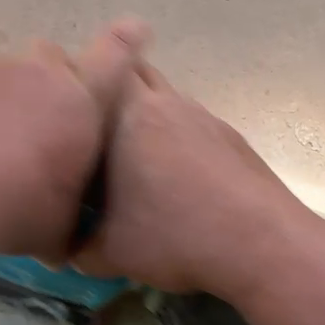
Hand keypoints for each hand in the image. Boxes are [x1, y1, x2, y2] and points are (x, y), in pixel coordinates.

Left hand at [0, 20, 148, 256]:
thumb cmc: (12, 210)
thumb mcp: (56, 231)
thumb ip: (71, 221)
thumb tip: (70, 245)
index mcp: (80, 104)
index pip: (116, 59)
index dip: (129, 42)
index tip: (138, 29)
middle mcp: (39, 76)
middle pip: (56, 58)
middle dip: (58, 80)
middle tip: (48, 120)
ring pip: (12, 74)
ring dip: (14, 99)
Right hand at [76, 62, 316, 298]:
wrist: (260, 242)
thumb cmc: (174, 237)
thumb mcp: (110, 254)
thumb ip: (77, 247)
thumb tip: (64, 249)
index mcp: (125, 116)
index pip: (94, 70)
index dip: (75, 81)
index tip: (65, 107)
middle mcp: (164, 103)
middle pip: (132, 71)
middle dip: (112, 89)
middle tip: (95, 128)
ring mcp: (202, 116)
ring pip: (164, 97)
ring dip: (146, 114)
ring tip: (134, 159)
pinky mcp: (229, 136)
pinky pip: (191, 123)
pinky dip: (176, 137)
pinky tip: (176, 178)